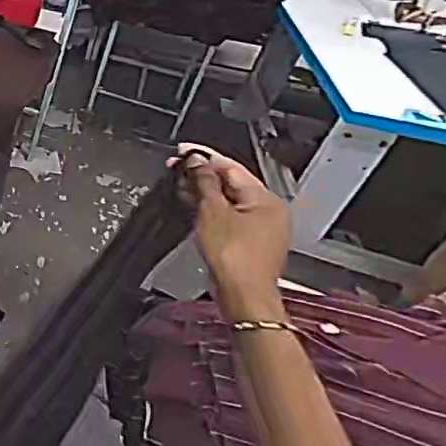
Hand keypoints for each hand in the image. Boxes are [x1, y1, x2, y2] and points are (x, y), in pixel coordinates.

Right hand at [170, 144, 289, 315]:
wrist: (243, 294)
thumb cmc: (234, 256)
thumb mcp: (212, 211)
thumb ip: (204, 182)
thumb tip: (197, 162)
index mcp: (266, 199)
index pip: (230, 167)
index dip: (204, 157)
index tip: (183, 151)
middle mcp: (269, 210)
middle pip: (232, 182)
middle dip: (202, 175)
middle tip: (176, 168)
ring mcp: (262, 226)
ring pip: (230, 199)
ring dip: (205, 192)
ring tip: (180, 186)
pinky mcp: (251, 240)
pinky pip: (230, 215)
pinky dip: (212, 209)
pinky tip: (194, 208)